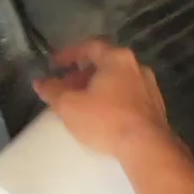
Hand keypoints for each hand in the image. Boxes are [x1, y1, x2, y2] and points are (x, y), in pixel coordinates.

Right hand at [33, 39, 172, 158]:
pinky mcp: (155, 106)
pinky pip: (128, 95)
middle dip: (82, 73)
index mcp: (116, 59)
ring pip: (117, 79)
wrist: (146, 147)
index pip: (89, 46)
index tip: (54, 65)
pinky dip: (112, 99)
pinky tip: (102, 115)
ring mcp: (148, 86)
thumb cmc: (105, 120)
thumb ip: (52, 91)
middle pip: (105, 62)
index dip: (69, 53)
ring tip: (82, 103)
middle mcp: (136, 66)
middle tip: (66, 87)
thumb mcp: (69, 106)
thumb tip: (39, 82)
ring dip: (97, 87)